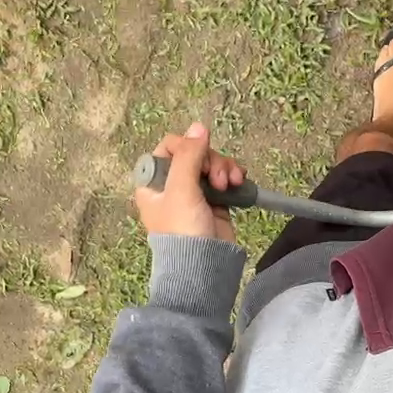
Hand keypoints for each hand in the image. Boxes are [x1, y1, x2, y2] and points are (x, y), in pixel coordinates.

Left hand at [133, 122, 245, 242]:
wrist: (203, 266)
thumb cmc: (183, 229)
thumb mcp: (182, 189)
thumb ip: (189, 156)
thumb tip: (199, 126)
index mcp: (153, 181)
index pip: (170, 147)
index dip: (188, 147)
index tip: (199, 160)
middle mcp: (172, 184)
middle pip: (195, 153)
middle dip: (211, 161)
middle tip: (218, 179)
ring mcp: (194, 193)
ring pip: (212, 164)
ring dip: (225, 168)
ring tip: (232, 184)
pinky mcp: (214, 201)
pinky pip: (224, 177)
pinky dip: (233, 176)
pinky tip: (239, 183)